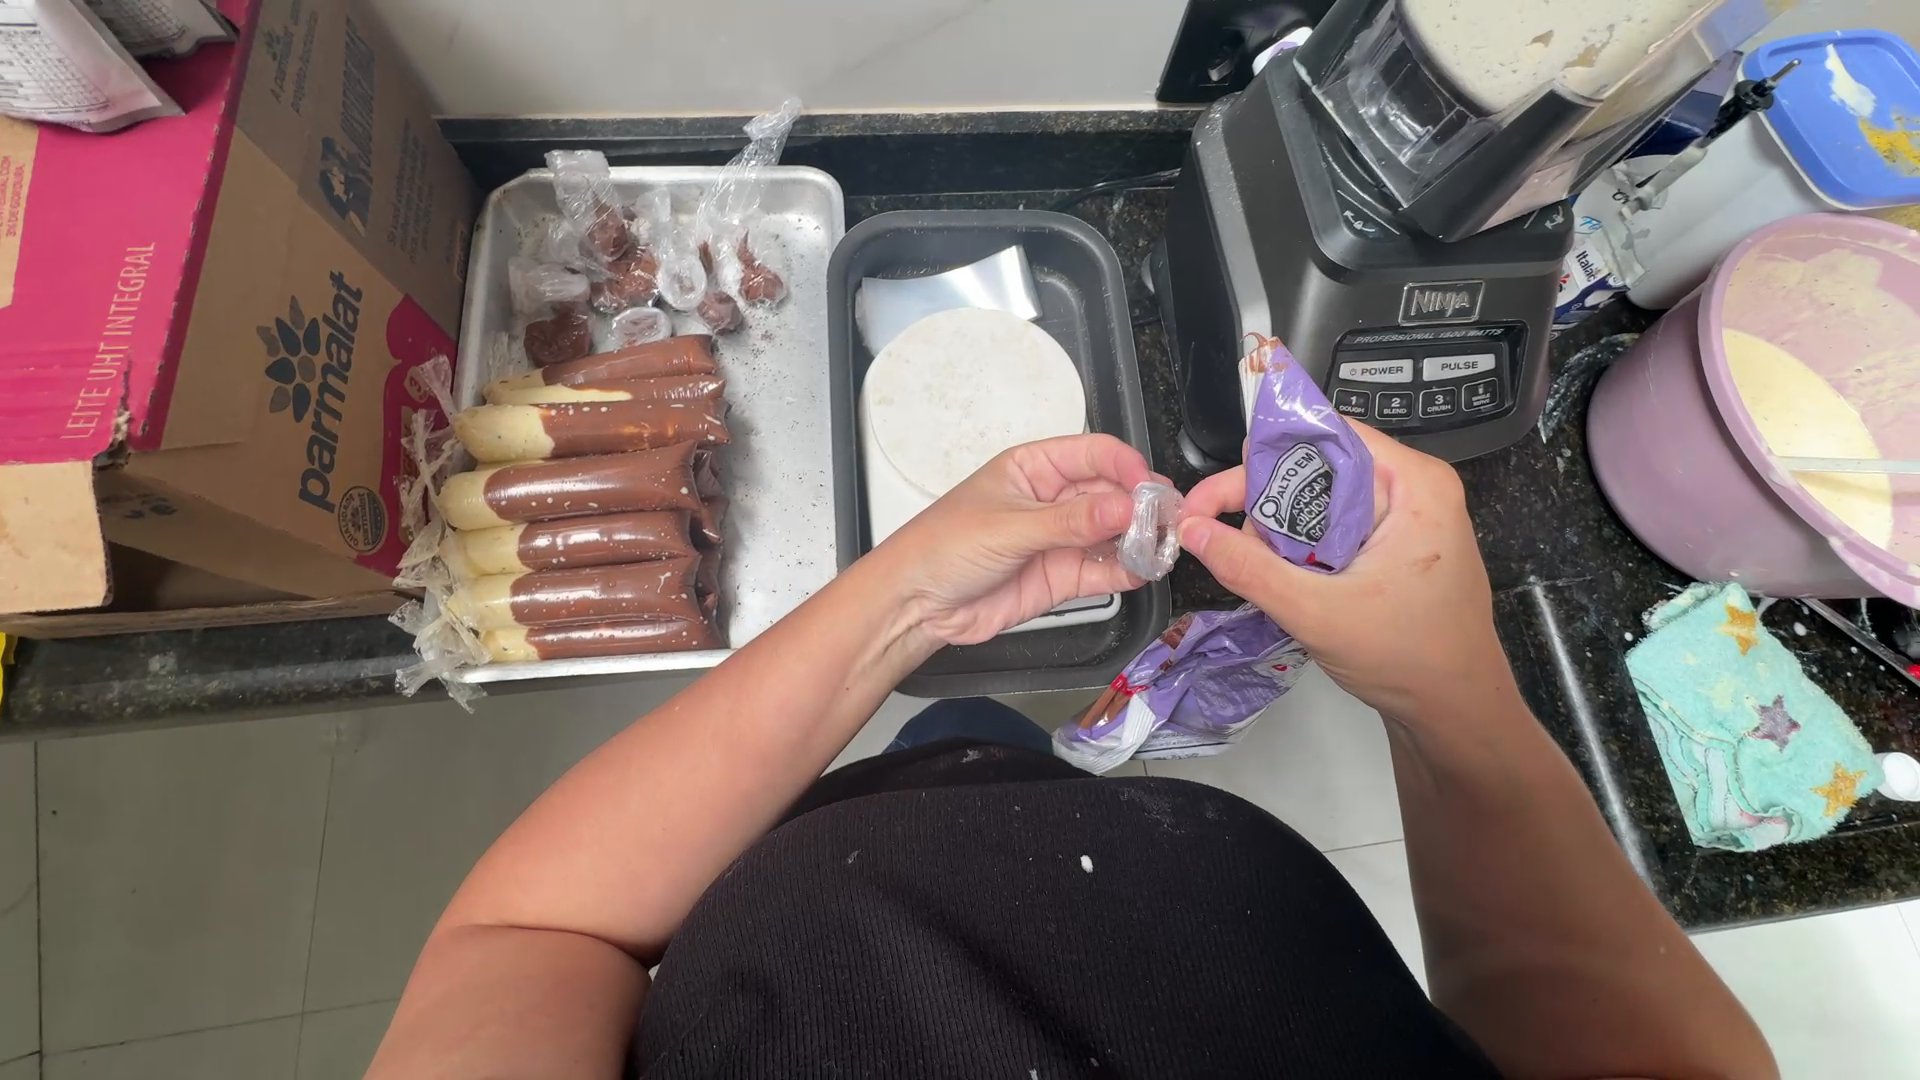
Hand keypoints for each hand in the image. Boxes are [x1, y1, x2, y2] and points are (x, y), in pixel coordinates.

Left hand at [875, 434, 1159, 645]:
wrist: (918, 604)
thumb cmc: (943, 547)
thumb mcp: (1009, 527)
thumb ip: (1070, 521)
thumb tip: (1125, 506)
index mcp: (1034, 468)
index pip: (1094, 453)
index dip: (1125, 465)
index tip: (1146, 487)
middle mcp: (1052, 499)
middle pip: (1111, 493)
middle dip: (1140, 505)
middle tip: (1166, 520)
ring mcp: (1059, 539)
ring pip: (1113, 533)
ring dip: (1140, 539)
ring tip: (1162, 546)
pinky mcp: (1062, 576)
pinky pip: (1104, 569)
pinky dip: (1126, 570)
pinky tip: (1142, 570)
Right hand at [1176, 423, 1521, 726]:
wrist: (1455, 710)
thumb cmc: (1406, 657)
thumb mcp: (1315, 611)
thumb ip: (1248, 568)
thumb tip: (1189, 530)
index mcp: (1410, 483)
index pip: (1321, 436)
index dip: (1258, 460)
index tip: (1209, 498)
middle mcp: (1408, 487)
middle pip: (1312, 466)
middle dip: (1261, 504)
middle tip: (1226, 543)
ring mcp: (1400, 515)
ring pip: (1314, 498)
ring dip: (1276, 531)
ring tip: (1265, 573)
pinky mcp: (1388, 541)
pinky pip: (1327, 524)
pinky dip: (1296, 547)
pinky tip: (1286, 578)